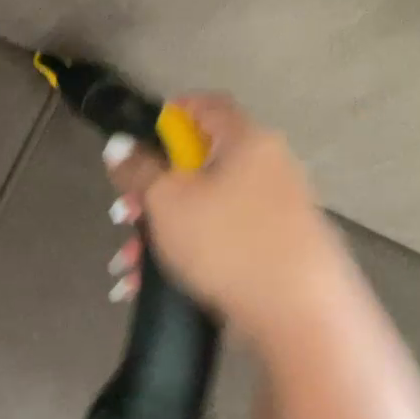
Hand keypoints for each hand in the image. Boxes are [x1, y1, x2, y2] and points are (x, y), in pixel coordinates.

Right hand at [103, 95, 356, 342]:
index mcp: (247, 142)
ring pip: (201, 207)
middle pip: (197, 163)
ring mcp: (275, 209)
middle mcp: (267, 167)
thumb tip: (119, 143)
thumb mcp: (166, 201)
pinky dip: (184, 251)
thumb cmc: (226, 242)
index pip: (206, 105)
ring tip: (129, 260)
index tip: (134, 140)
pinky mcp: (275, 246)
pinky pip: (218, 237)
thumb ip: (137, 169)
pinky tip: (149, 281)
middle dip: (151, 189)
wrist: (300, 313)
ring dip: (158, 229)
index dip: (166, 114)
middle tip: (123, 213)